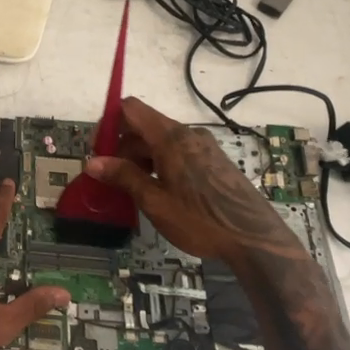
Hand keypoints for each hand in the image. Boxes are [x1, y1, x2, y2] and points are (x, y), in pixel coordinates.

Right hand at [84, 97, 287, 262]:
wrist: (256, 240)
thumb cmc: (201, 220)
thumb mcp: (155, 201)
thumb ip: (124, 177)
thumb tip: (93, 162)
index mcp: (171, 138)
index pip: (131, 109)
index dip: (110, 123)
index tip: (99, 149)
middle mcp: (188, 134)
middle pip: (144, 126)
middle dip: (123, 147)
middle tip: (112, 178)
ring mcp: (204, 147)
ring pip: (161, 141)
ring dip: (141, 158)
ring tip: (135, 189)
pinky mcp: (214, 161)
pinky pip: (178, 152)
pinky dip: (161, 164)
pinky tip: (160, 191)